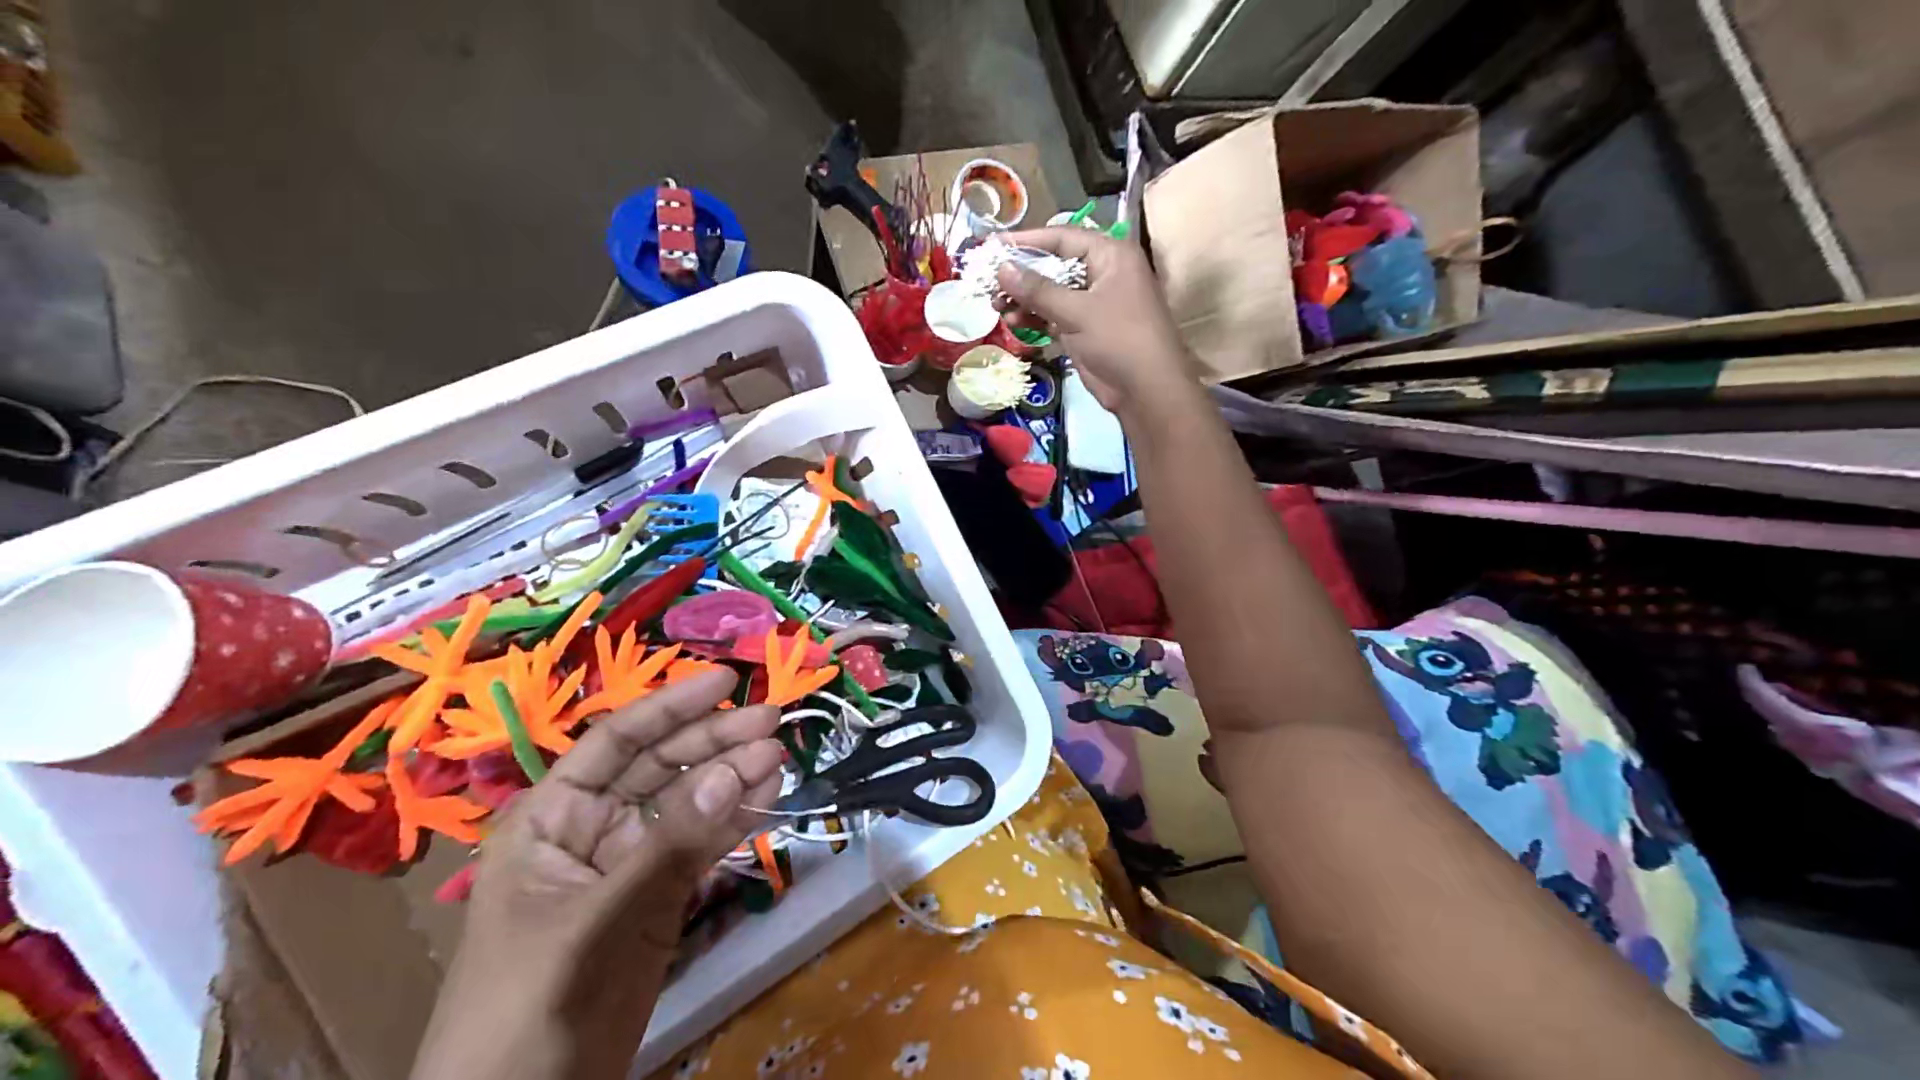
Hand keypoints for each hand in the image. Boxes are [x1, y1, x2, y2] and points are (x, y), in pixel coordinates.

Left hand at [415, 670, 782, 1079]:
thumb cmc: (526, 1008)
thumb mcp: (595, 921)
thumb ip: (668, 846)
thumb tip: (737, 771)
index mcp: (552, 817)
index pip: (618, 742)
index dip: (671, 707)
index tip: (726, 682)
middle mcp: (593, 827)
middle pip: (663, 767)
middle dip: (716, 742)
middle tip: (772, 724)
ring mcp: (631, 863)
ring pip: (690, 804)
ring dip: (734, 777)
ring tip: (780, 756)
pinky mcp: (661, 899)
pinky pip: (703, 846)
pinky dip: (736, 822)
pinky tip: (770, 798)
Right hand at [995, 227, 1194, 415]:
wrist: (1146, 389)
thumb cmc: (1119, 339)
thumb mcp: (1076, 310)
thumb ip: (1037, 289)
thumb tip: (1001, 268)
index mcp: (1110, 255)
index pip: (1062, 237)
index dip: (1027, 240)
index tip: (994, 245)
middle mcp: (1103, 273)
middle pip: (1054, 265)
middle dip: (1021, 274)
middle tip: (988, 280)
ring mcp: (1094, 303)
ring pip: (1052, 293)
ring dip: (1024, 298)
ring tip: (994, 305)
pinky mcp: (1085, 329)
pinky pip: (1055, 316)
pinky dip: (1035, 317)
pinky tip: (1012, 320)